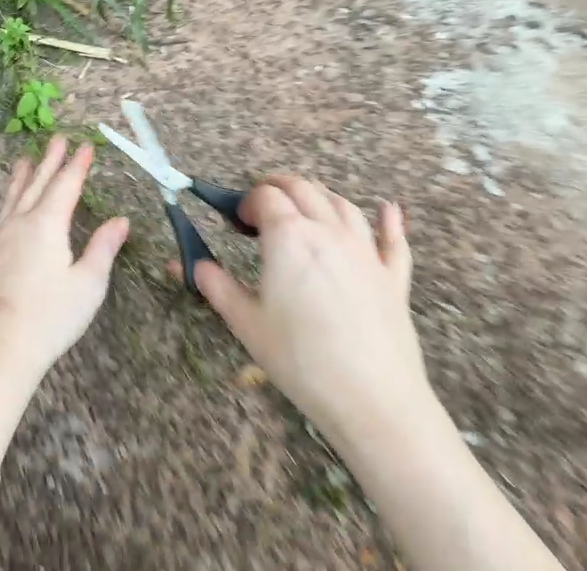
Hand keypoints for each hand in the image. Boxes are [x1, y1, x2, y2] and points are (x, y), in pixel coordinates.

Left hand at [0, 137, 130, 381]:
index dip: (77, 165)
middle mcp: (20, 224)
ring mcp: (0, 239)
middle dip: (50, 161)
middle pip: (37, 184)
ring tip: (26, 159)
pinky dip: (10, 198)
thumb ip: (103, 248)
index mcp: (46, 225)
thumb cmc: (50, 318)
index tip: (86, 146)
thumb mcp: (88, 284)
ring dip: (23, 176)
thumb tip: (119, 220)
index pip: (65, 186)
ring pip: (13, 197)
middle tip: (57, 138)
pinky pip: (2, 213)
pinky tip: (10, 204)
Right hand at [193, 176, 435, 450]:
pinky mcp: (393, 278)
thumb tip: (193, 266)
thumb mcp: (246, 323)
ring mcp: (365, 252)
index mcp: (288, 237)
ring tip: (305, 205)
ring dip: (319, 197)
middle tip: (261, 203)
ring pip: (343, 205)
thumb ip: (217, 287)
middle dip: (278, 187)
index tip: (236, 222)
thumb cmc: (300, 360)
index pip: (265, 197)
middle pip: (303, 189)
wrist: (371, 398)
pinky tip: (389, 211)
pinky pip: (393, 240)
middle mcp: (328, 232)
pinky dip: (389, 222)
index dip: (246, 202)